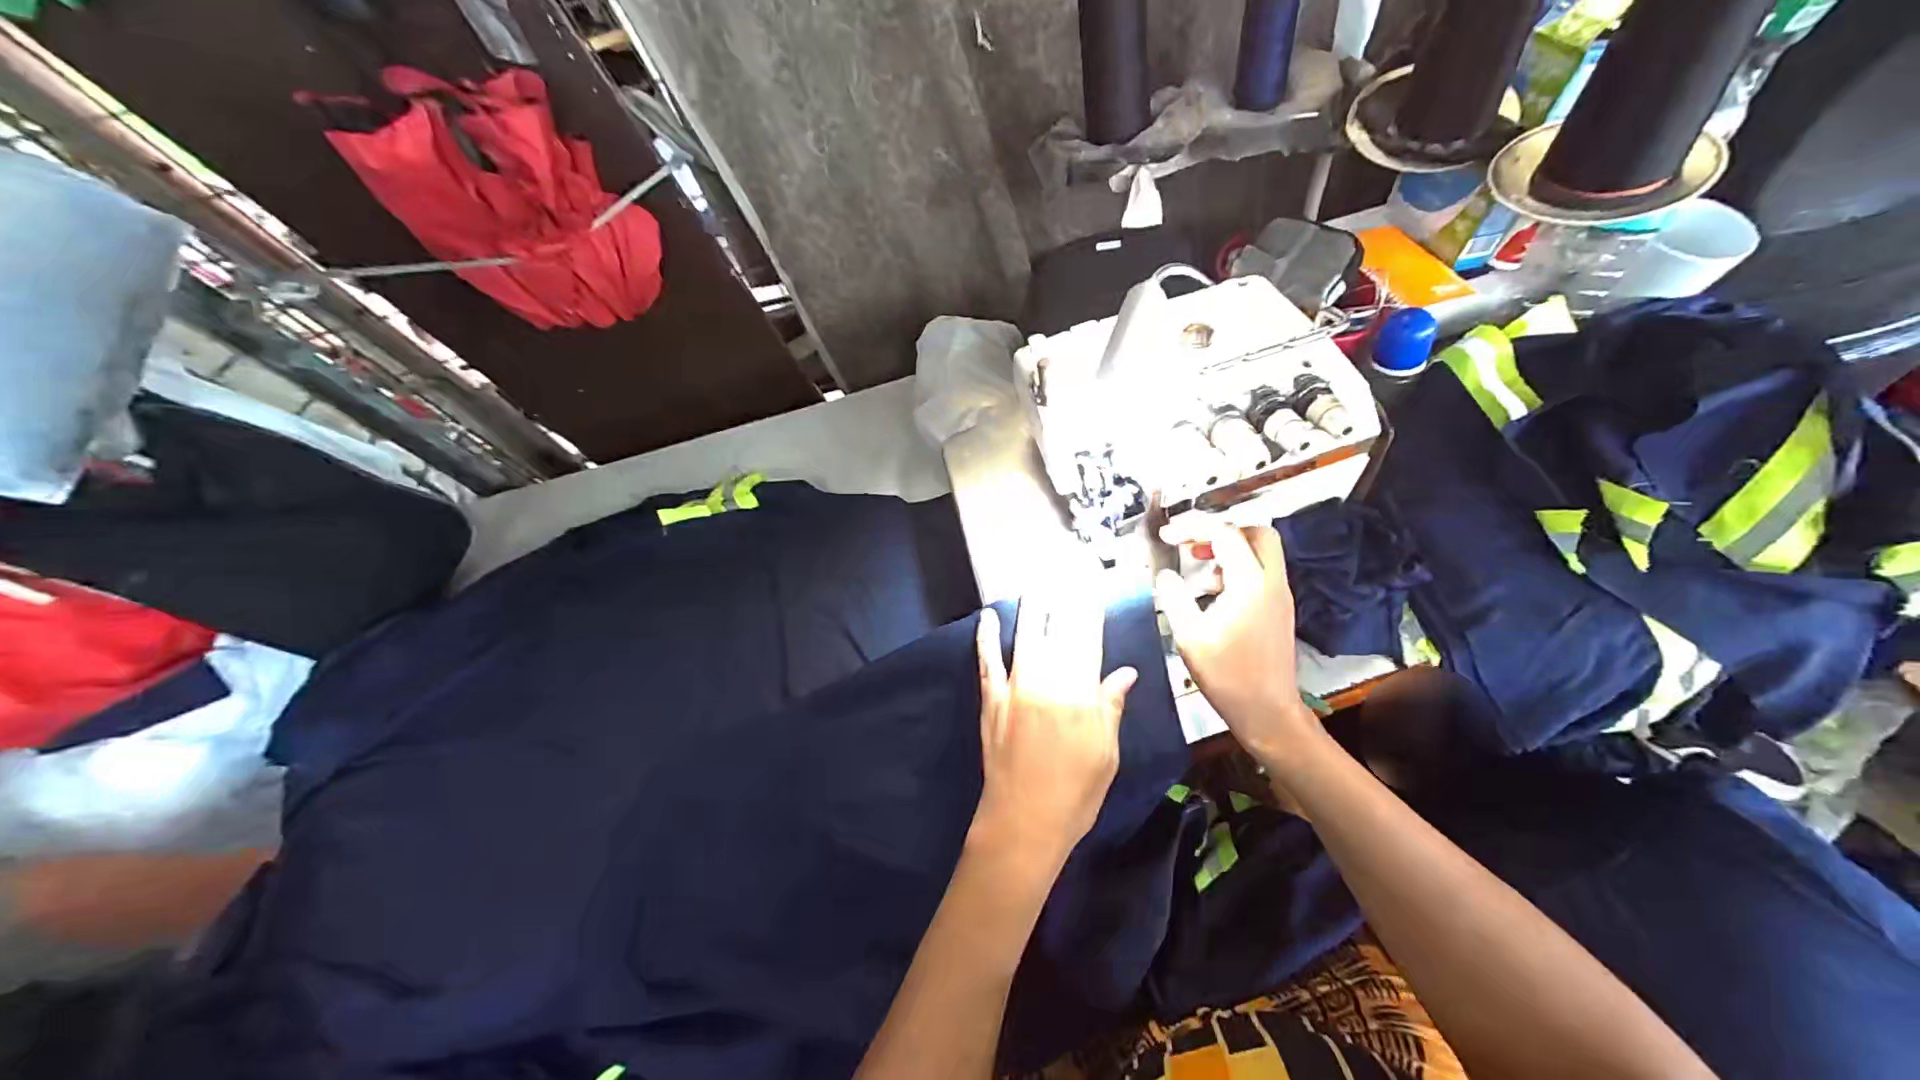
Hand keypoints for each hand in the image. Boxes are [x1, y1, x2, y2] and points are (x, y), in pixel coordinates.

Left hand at [969, 595, 1137, 877]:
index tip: (1092, 585)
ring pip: (1026, 637)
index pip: (1088, 640)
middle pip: (1057, 630)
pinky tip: (988, 618)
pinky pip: (988, 661)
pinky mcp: (991, 700)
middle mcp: (1048, 682)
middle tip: (1065, 570)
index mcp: (1081, 694)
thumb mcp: (1106, 754)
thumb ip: (1110, 707)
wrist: (1024, 822)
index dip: (1090, 610)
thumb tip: (1124, 673)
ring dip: (1032, 607)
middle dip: (1063, 598)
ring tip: (1037, 581)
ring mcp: (1015, 688)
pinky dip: (987, 638)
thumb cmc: (1075, 794)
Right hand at [1154, 521, 1318, 767]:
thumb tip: (1165, 575)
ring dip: (1228, 553)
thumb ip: (1174, 597)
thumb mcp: (1189, 634)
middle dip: (1221, 531)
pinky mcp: (1278, 611)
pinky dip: (1236, 572)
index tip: (1168, 535)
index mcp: (1250, 584)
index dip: (1193, 527)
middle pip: (1256, 533)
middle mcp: (1271, 583)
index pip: (1225, 534)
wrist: (1267, 710)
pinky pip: (1259, 575)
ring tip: (1197, 574)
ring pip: (1260, 554)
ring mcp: (1279, 597)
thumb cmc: (1227, 675)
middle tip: (1193, 544)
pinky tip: (1211, 595)